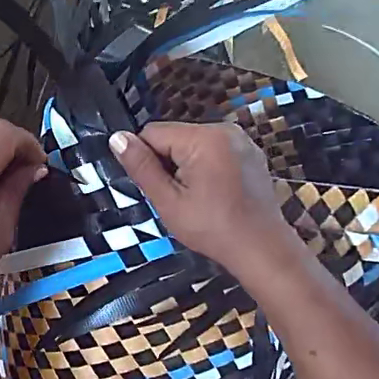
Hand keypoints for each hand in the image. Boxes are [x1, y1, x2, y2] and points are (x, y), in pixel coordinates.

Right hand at [107, 121, 302, 280]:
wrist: (261, 248)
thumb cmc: (212, 228)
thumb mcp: (168, 201)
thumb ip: (141, 167)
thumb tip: (117, 138)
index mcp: (203, 138)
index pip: (152, 133)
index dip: (146, 161)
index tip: (160, 190)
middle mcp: (225, 130)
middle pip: (173, 137)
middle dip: (168, 164)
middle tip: (179, 199)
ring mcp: (241, 140)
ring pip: (192, 145)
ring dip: (185, 168)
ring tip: (198, 199)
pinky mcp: (249, 153)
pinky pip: (213, 152)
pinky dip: (206, 169)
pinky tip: (214, 195)